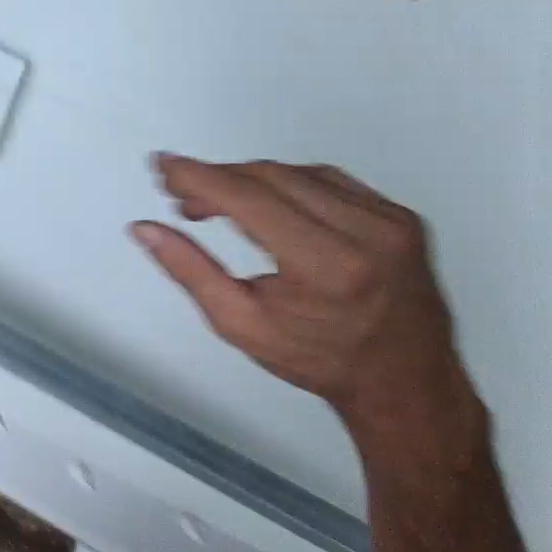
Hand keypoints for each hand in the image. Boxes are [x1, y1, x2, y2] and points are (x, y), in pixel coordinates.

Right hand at [131, 154, 475, 431]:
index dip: (198, 177)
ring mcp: (391, 222)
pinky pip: (327, 180)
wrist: (408, 386)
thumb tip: (142, 228)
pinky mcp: (402, 218)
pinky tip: (264, 203)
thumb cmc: (317, 360)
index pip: (248, 198)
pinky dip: (284, 183)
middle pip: (269, 177)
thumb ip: (188, 270)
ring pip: (296, 173)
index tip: (161, 166)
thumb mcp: (238, 323)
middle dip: (216, 179)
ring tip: (216, 202)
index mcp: (327, 265)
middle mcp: (367, 233)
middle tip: (181, 198)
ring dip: (247, 179)